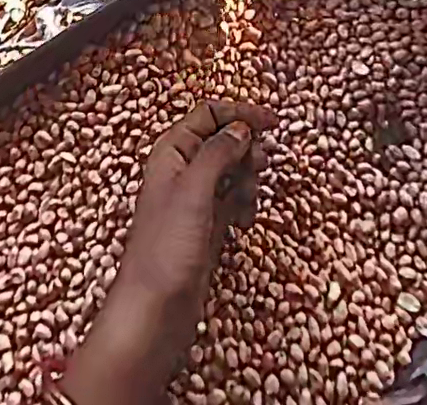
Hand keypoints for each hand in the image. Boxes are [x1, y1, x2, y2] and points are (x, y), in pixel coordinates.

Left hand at [63, 102, 272, 404]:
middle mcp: (182, 170)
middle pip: (223, 140)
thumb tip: (241, 127)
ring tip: (248, 201)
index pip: (207, 115)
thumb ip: (218, 153)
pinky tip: (245, 222)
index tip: (272, 121)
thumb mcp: (193, 190)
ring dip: (247, 179)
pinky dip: (244, 204)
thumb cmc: (166, 247)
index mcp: (171, 151)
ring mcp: (195, 198)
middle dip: (246, 149)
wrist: (154, 312)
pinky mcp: (207, 225)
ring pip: (231, 170)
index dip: (239, 113)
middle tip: (261, 166)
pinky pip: (233, 200)